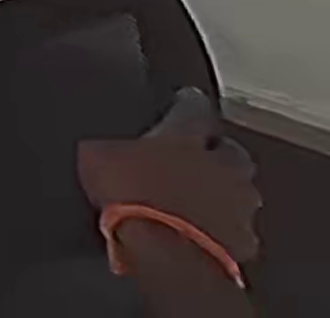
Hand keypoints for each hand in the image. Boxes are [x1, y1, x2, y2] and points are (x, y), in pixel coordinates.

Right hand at [78, 87, 261, 262]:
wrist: (162, 244)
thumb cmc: (126, 192)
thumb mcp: (94, 154)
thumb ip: (112, 145)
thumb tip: (109, 143)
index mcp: (180, 140)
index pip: (192, 112)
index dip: (189, 102)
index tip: (190, 96)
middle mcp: (217, 166)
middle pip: (230, 150)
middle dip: (217, 147)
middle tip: (202, 146)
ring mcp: (237, 203)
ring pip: (239, 185)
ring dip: (222, 182)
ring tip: (198, 183)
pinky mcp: (244, 234)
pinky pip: (236, 218)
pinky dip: (221, 213)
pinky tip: (199, 214)